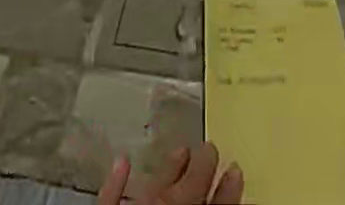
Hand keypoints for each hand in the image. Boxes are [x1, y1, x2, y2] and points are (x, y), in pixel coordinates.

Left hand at [97, 142, 243, 203]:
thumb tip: (230, 190)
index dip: (227, 190)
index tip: (235, 171)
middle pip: (186, 188)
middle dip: (201, 167)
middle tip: (210, 146)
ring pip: (155, 188)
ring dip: (169, 169)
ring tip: (181, 150)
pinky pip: (109, 199)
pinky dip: (116, 181)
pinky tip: (122, 162)